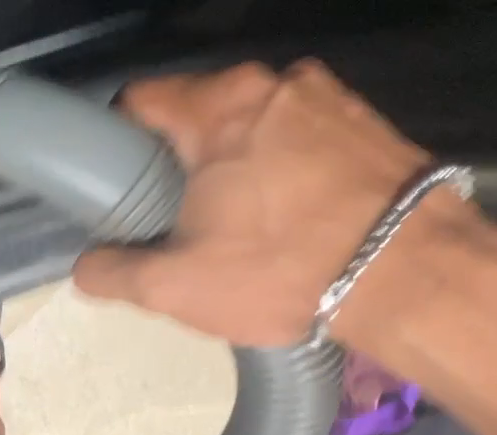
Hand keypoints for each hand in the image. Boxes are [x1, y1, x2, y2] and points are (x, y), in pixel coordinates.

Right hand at [73, 61, 474, 347]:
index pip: (139, 100)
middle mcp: (273, 84)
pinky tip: (284, 219)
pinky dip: (278, 167)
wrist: (410, 271)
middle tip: (171, 222)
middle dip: (175, 162)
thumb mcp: (173, 288)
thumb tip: (86, 266)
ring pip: (249, 125)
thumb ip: (111, 273)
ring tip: (234, 225)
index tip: (116, 188)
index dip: (115, 143)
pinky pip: (296, 136)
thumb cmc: (278, 269)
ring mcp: (327, 97)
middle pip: (196, 113)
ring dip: (230, 165)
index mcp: (218, 109)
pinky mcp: (365, 122)